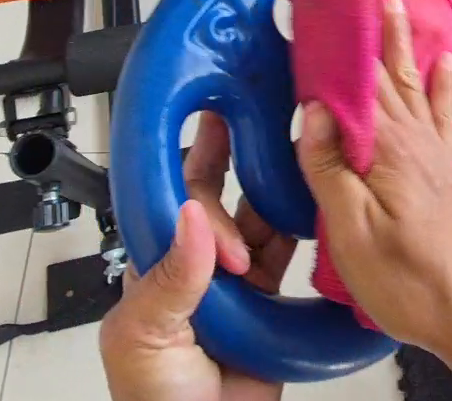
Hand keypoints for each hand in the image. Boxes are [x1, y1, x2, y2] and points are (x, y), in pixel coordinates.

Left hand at [100, 114, 294, 400]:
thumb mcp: (146, 341)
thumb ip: (169, 281)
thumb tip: (192, 217)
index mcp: (156, 262)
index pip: (175, 197)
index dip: (199, 170)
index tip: (220, 143)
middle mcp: (193, 261)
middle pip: (212, 193)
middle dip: (229, 152)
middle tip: (245, 110)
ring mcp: (232, 276)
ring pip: (254, 212)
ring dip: (268, 187)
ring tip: (286, 150)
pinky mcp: (265, 293)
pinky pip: (282, 245)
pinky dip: (296, 223)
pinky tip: (306, 200)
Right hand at [294, 0, 451, 352]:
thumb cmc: (407, 278)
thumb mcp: (351, 231)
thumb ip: (329, 166)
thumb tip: (313, 107)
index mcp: (384, 146)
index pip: (351, 82)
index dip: (330, 45)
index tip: (312, 10)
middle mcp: (411, 136)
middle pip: (381, 73)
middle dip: (362, 31)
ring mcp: (432, 150)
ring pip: (412, 82)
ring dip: (400, 43)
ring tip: (392, 6)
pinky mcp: (446, 168)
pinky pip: (443, 112)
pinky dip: (443, 84)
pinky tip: (446, 63)